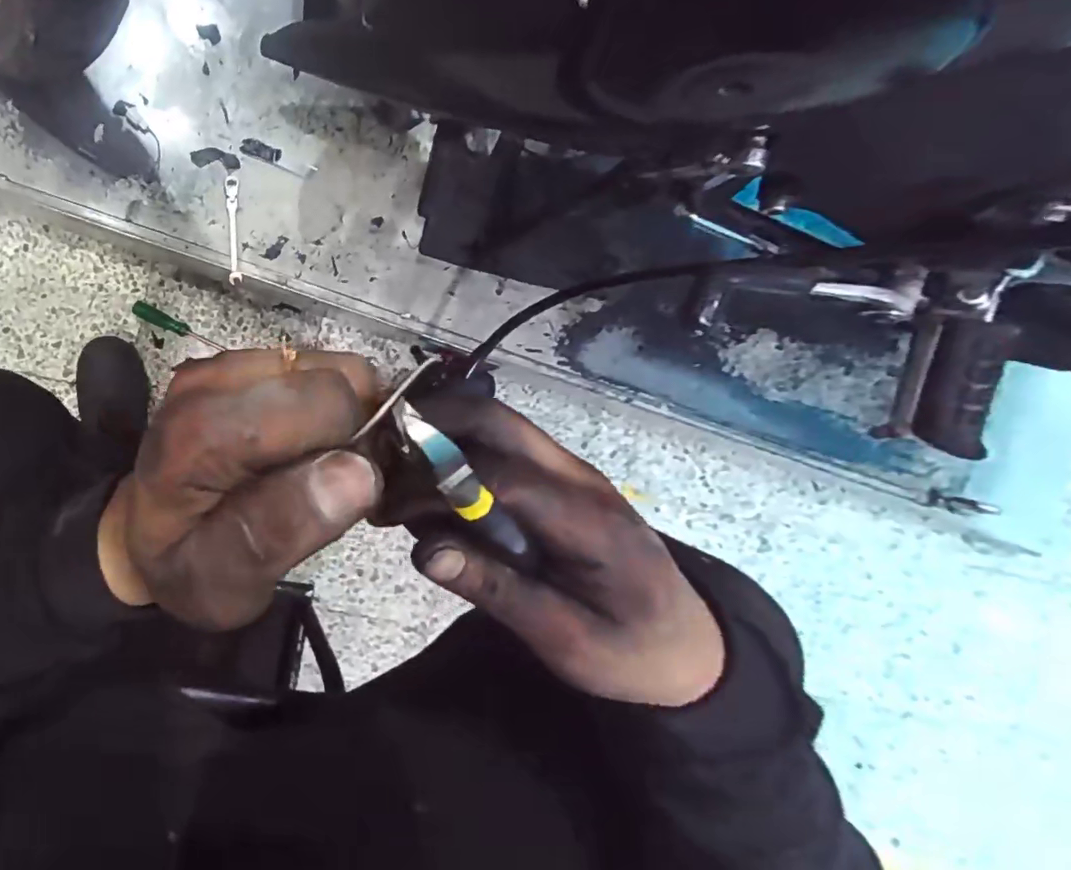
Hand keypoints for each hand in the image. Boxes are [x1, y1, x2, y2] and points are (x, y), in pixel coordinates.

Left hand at [99, 348, 382, 630]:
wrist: (147, 529)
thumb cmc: (184, 562)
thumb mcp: (225, 579)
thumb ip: (282, 529)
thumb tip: (358, 475)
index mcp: (200, 431)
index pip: (321, 406)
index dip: (352, 449)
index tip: (344, 497)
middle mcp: (212, 381)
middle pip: (332, 381)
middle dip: (352, 433)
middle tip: (332, 485)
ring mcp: (228, 364)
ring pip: (334, 369)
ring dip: (344, 419)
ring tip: (317, 466)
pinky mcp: (244, 361)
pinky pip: (320, 369)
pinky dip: (330, 406)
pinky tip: (307, 444)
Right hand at [397, 395, 724, 706]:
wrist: (689, 646)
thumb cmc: (628, 651)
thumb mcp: (564, 639)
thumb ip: (496, 590)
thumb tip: (425, 552)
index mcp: (585, 519)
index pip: (495, 474)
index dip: (433, 483)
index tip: (388, 506)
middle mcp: (575, 475)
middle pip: (492, 418)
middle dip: (429, 425)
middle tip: (381, 460)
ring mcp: (567, 469)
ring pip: (493, 421)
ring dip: (439, 432)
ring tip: (400, 477)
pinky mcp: (556, 475)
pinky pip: (499, 442)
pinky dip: (456, 448)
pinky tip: (433, 489)